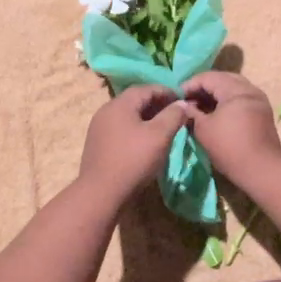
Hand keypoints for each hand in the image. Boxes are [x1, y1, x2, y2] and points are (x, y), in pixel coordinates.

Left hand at [78, 84, 190, 204]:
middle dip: (156, 104)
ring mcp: (99, 129)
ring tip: (163, 128)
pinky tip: (145, 142)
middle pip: (134, 101)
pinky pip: (121, 130)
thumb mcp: (159, 136)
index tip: (183, 100)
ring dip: (146, 118)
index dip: (166, 91)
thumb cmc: (133, 160)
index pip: (146, 89)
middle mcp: (106, 112)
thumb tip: (182, 103)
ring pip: (127, 116)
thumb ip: (173, 116)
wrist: (102, 192)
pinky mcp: (98, 145)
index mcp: (119, 104)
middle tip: (175, 114)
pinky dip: (136, 130)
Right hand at [180, 72, 280, 184]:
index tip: (177, 96)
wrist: (262, 169)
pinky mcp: (262, 112)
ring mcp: (259, 100)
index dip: (190, 84)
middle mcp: (250, 89)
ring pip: (233, 88)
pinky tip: (216, 112)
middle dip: (204, 87)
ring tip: (200, 106)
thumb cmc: (229, 148)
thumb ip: (192, 112)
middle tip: (188, 99)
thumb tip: (184, 105)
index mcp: (236, 90)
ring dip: (216, 94)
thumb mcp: (204, 129)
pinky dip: (227, 101)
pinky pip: (241, 98)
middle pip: (223, 78)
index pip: (208, 77)